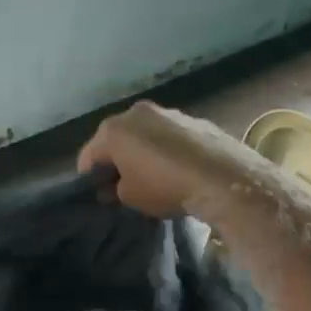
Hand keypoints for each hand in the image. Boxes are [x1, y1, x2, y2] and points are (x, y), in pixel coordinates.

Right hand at [77, 101, 264, 219]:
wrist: (221, 178)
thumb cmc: (164, 186)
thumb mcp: (129, 197)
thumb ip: (114, 189)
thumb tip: (114, 186)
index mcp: (113, 130)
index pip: (88, 157)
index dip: (90, 179)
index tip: (100, 196)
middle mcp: (136, 112)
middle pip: (117, 140)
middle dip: (117, 161)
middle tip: (126, 186)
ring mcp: (168, 112)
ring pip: (145, 134)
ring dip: (144, 152)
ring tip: (156, 177)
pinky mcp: (194, 119)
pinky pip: (170, 136)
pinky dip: (168, 149)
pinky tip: (180, 169)